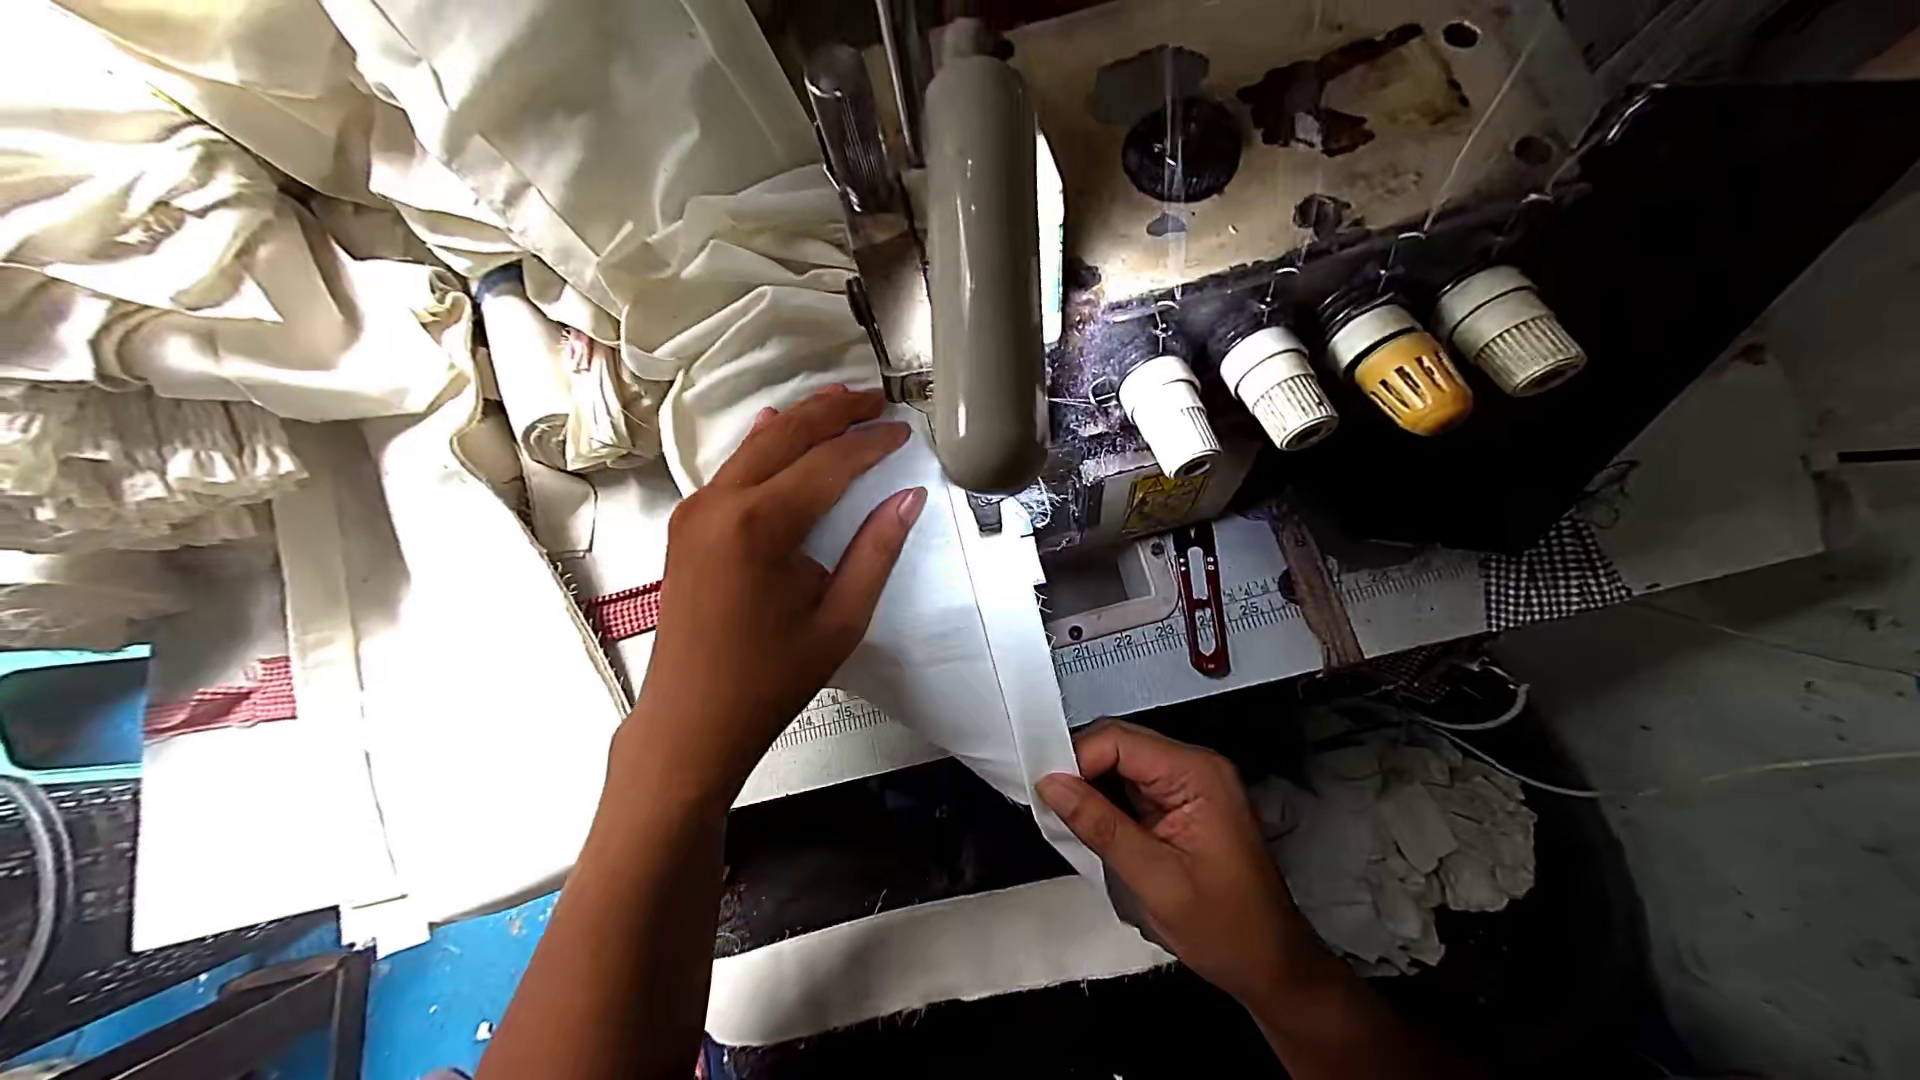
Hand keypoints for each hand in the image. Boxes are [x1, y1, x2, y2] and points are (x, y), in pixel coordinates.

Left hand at [624, 385, 923, 801]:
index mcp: (761, 527)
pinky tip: (778, 427)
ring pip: (756, 444)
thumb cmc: (768, 680)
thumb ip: (877, 551)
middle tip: (875, 398)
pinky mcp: (687, 525)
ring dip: (801, 420)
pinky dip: (765, 444)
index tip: (901, 432)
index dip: (871, 443)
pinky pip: (733, 467)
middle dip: (836, 411)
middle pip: (788, 435)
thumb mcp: (841, 619)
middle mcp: (720, 505)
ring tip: (841, 402)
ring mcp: (696, 512)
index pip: (830, 463)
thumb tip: (906, 501)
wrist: (691, 720)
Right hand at [1037, 720, 1325, 1010]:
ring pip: (1119, 763)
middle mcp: (1194, 767)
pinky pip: (1130, 784)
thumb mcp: (1156, 881)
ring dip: (1091, 788)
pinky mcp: (1179, 800)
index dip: (1077, 760)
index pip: (1118, 741)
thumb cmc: (1231, 929)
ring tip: (1073, 822)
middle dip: (1079, 772)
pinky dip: (1106, 802)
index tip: (1048, 791)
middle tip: (1053, 806)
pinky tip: (1096, 827)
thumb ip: (1101, 826)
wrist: (1273, 965)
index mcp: (1196, 774)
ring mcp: (1188, 783)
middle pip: (1117, 744)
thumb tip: (1053, 785)